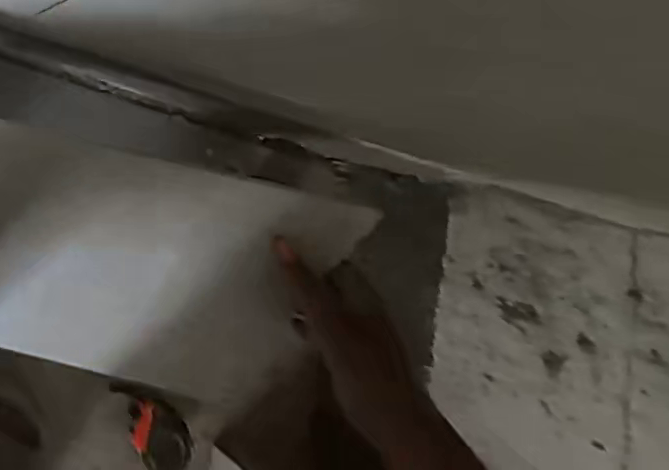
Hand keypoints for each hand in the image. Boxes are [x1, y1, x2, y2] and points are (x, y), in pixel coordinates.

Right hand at [274, 237, 476, 465]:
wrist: (400, 430)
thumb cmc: (365, 371)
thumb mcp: (329, 325)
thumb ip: (305, 286)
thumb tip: (279, 240)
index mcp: (364, 294)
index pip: (334, 259)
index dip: (308, 247)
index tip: (278, 238)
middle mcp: (367, 308)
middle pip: (331, 281)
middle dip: (305, 272)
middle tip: (269, 261)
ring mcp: (364, 333)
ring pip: (330, 304)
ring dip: (306, 297)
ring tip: (274, 289)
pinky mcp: (358, 356)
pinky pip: (330, 326)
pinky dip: (312, 321)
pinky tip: (295, 326)